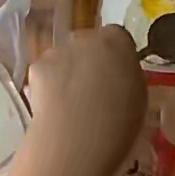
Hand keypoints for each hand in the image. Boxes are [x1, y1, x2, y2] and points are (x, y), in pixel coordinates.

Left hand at [18, 25, 147, 175]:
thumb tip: (116, 76)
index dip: (115, 56)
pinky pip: (45, 73)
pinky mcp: (36, 66)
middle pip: (88, 45)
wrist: (78, 137)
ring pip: (63, 58)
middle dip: (89, 62)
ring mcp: (58, 50)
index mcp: (117, 42)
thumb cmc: (120, 123)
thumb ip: (126, 76)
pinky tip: (53, 107)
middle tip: (92, 93)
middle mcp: (85, 38)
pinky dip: (48, 86)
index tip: (116, 76)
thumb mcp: (138, 97)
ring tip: (70, 105)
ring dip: (66, 73)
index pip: (117, 37)